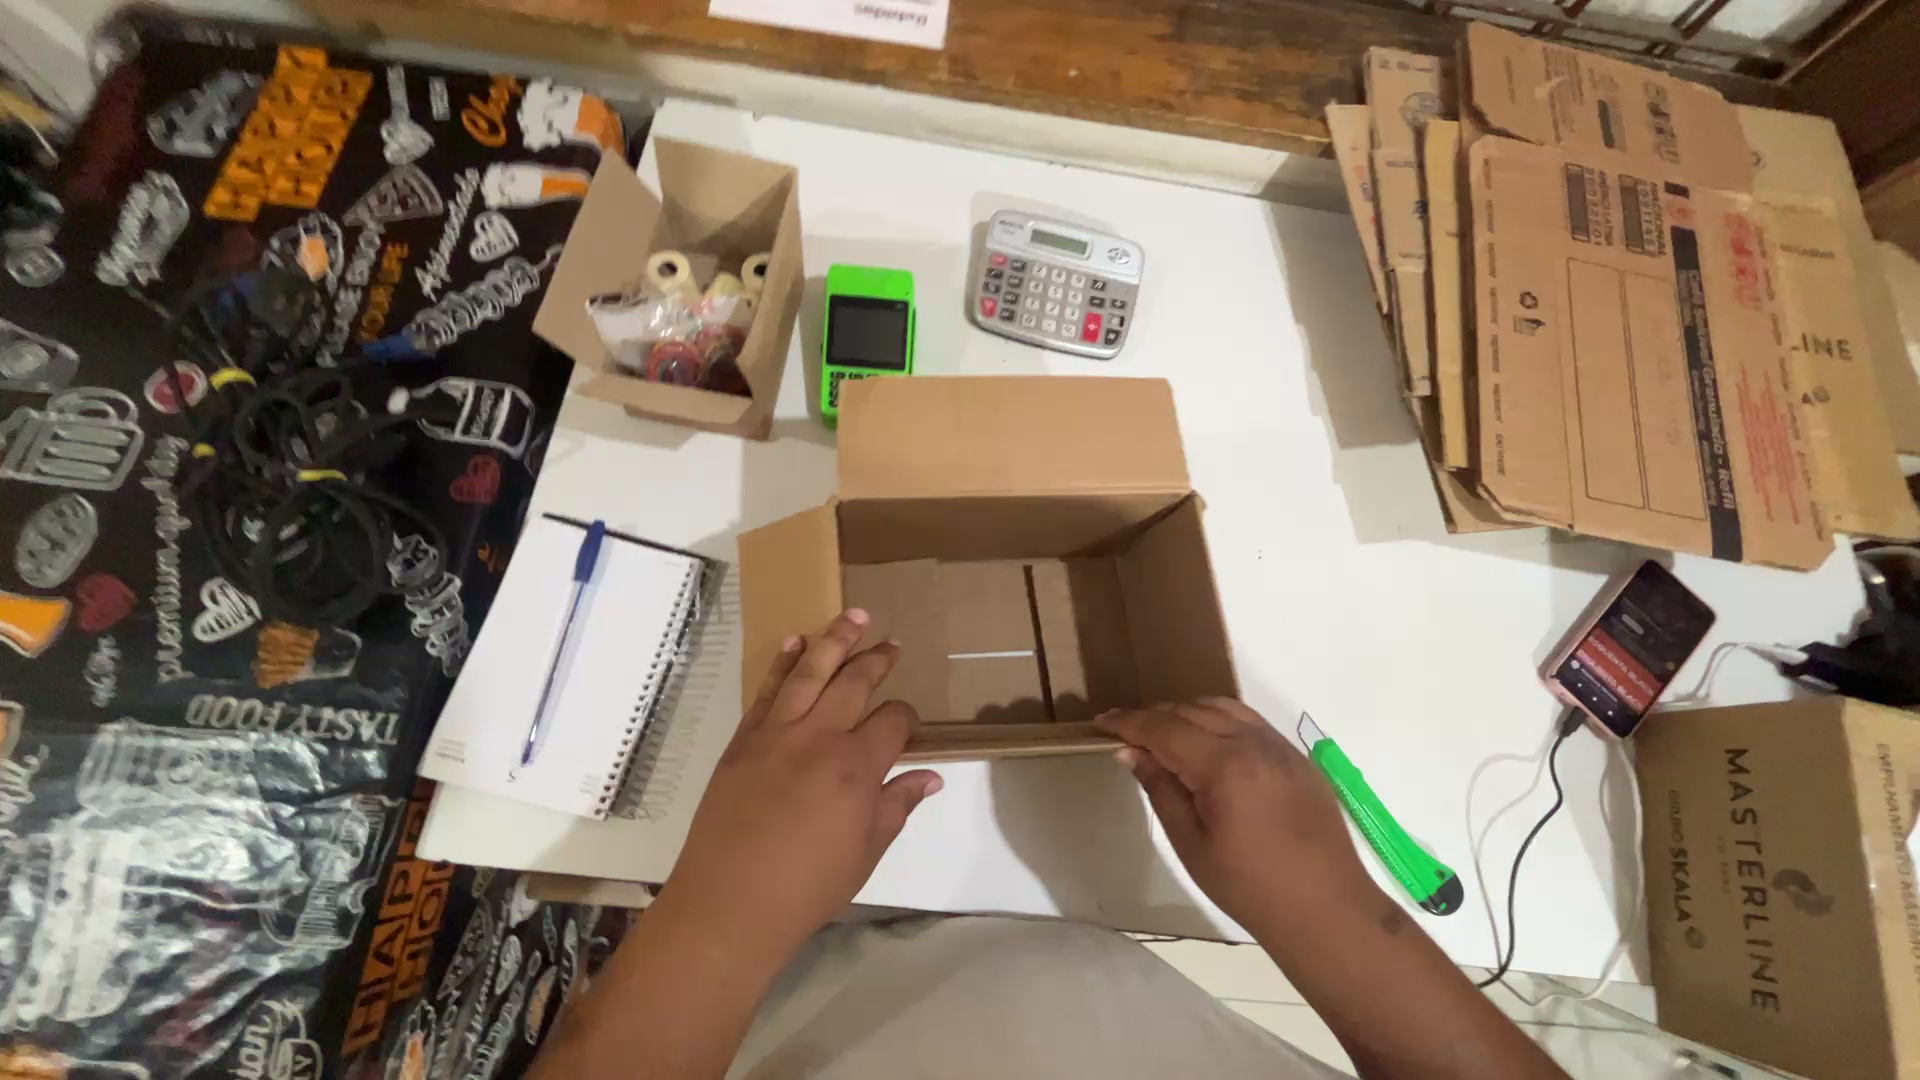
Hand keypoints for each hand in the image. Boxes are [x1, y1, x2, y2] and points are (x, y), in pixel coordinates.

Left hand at [659, 608, 942, 962]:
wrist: (727, 906)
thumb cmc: (806, 888)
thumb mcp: (865, 853)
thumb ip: (897, 805)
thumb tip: (931, 776)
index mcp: (856, 768)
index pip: (893, 721)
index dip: (907, 718)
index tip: (909, 725)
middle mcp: (819, 738)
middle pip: (855, 683)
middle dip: (877, 661)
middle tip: (892, 645)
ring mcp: (776, 734)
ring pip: (811, 672)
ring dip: (835, 640)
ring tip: (855, 617)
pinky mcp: (743, 740)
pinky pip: (767, 691)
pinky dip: (783, 663)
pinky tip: (795, 642)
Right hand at [1095, 698, 1376, 938]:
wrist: (1327, 911)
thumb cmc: (1249, 887)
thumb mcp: (1191, 842)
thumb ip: (1160, 788)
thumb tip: (1131, 751)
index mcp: (1225, 765)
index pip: (1164, 728)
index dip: (1129, 722)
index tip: (1101, 722)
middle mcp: (1254, 743)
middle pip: (1190, 711)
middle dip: (1154, 716)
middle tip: (1126, 733)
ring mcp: (1280, 746)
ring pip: (1222, 707)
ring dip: (1186, 713)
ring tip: (1163, 734)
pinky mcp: (1296, 757)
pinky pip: (1249, 721)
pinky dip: (1218, 720)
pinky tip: (1207, 742)